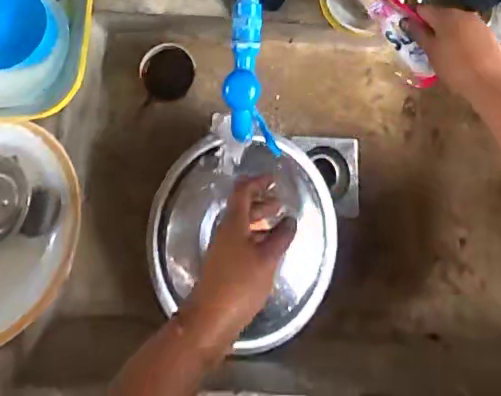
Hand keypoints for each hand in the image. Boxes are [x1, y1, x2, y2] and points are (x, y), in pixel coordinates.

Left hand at [179, 175, 295, 348]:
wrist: (210, 320)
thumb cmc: (239, 284)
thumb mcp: (266, 259)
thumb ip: (280, 237)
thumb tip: (290, 220)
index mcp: (233, 222)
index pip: (243, 191)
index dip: (257, 182)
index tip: (273, 179)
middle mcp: (225, 231)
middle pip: (242, 207)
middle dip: (261, 202)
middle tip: (279, 202)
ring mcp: (222, 249)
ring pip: (242, 225)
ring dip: (259, 221)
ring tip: (278, 225)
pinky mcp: (223, 266)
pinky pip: (241, 241)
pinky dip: (256, 238)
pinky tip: (267, 250)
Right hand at [416, 4, 500, 107]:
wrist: (493, 86)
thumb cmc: (456, 69)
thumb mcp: (432, 52)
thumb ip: (418, 33)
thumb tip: (407, 20)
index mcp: (445, 15)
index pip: (423, 8)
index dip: (413, 17)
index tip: (408, 30)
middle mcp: (463, 13)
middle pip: (441, 14)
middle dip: (432, 26)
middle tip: (426, 44)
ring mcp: (479, 24)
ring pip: (456, 23)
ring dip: (448, 33)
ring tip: (444, 51)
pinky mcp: (490, 35)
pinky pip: (470, 32)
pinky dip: (462, 39)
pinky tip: (462, 55)